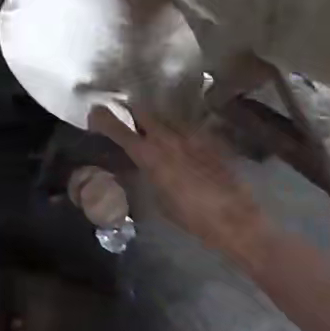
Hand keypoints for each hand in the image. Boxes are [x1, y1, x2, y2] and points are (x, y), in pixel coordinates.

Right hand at [88, 106, 274, 261]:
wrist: (235, 219)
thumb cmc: (191, 217)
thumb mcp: (157, 199)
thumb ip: (144, 175)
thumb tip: (134, 166)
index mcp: (149, 155)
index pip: (118, 128)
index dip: (103, 118)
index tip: (94, 114)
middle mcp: (167, 137)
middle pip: (142, 112)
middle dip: (130, 113)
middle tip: (124, 121)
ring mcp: (191, 135)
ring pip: (165, 118)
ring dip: (154, 123)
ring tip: (152, 134)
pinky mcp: (210, 139)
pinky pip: (186, 129)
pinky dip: (177, 134)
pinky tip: (181, 147)